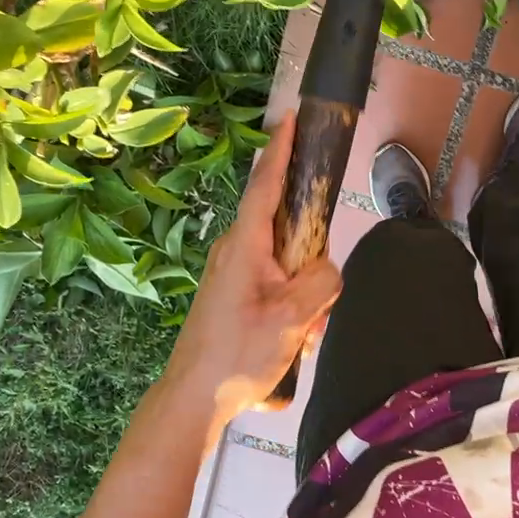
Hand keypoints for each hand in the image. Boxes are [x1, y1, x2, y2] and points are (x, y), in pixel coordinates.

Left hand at [165, 118, 341, 420]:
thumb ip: (322, 281)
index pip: (266, 184)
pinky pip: (278, 286)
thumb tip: (326, 269)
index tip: (292, 117)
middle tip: (316, 307)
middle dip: (313, 261)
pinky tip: (295, 344)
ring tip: (302, 337)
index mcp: (245, 245)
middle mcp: (236, 250)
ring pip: (288, 264)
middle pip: (289, 230)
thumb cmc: (238, 354)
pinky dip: (294, 308)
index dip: (282, 150)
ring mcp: (233, 274)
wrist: (192, 400)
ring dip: (306, 296)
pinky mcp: (235, 295)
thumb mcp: (292, 318)